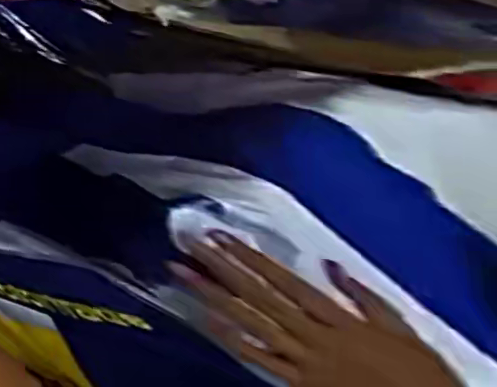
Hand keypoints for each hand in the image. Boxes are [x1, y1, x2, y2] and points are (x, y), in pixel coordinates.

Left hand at [174, 233, 459, 386]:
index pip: (286, 282)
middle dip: (220, 267)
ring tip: (177, 270)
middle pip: (260, 295)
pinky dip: (232, 338)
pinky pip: (261, 359)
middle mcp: (317, 337)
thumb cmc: (427, 382)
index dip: (250, 257)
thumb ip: (369, 300)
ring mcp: (307, 361)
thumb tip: (331, 265)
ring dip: (211, 294)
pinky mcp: (303, 385)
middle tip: (186, 242)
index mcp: (342, 323)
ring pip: (251, 321)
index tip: (217, 234)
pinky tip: (203, 318)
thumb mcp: (408, 338)